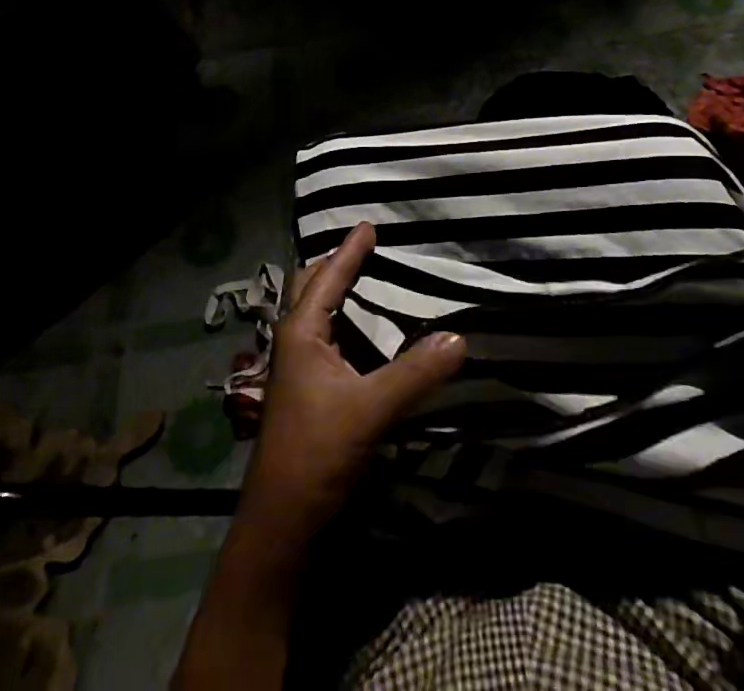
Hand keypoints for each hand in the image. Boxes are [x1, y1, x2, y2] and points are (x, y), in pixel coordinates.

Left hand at [238, 222, 466, 541]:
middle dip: (334, 265)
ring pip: (319, 316)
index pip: (327, 278)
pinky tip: (372, 331)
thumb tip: (460, 338)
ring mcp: (301, 369)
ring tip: (372, 277)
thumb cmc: (317, 452)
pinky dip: (349, 323)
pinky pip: (332, 340)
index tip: (369, 224)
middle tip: (366, 247)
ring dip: (340, 293)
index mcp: (302, 334)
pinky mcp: (311, 391)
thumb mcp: (370, 410)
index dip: (349, 251)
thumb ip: (415, 373)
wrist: (283, 518)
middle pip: (311, 290)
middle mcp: (296, 344)